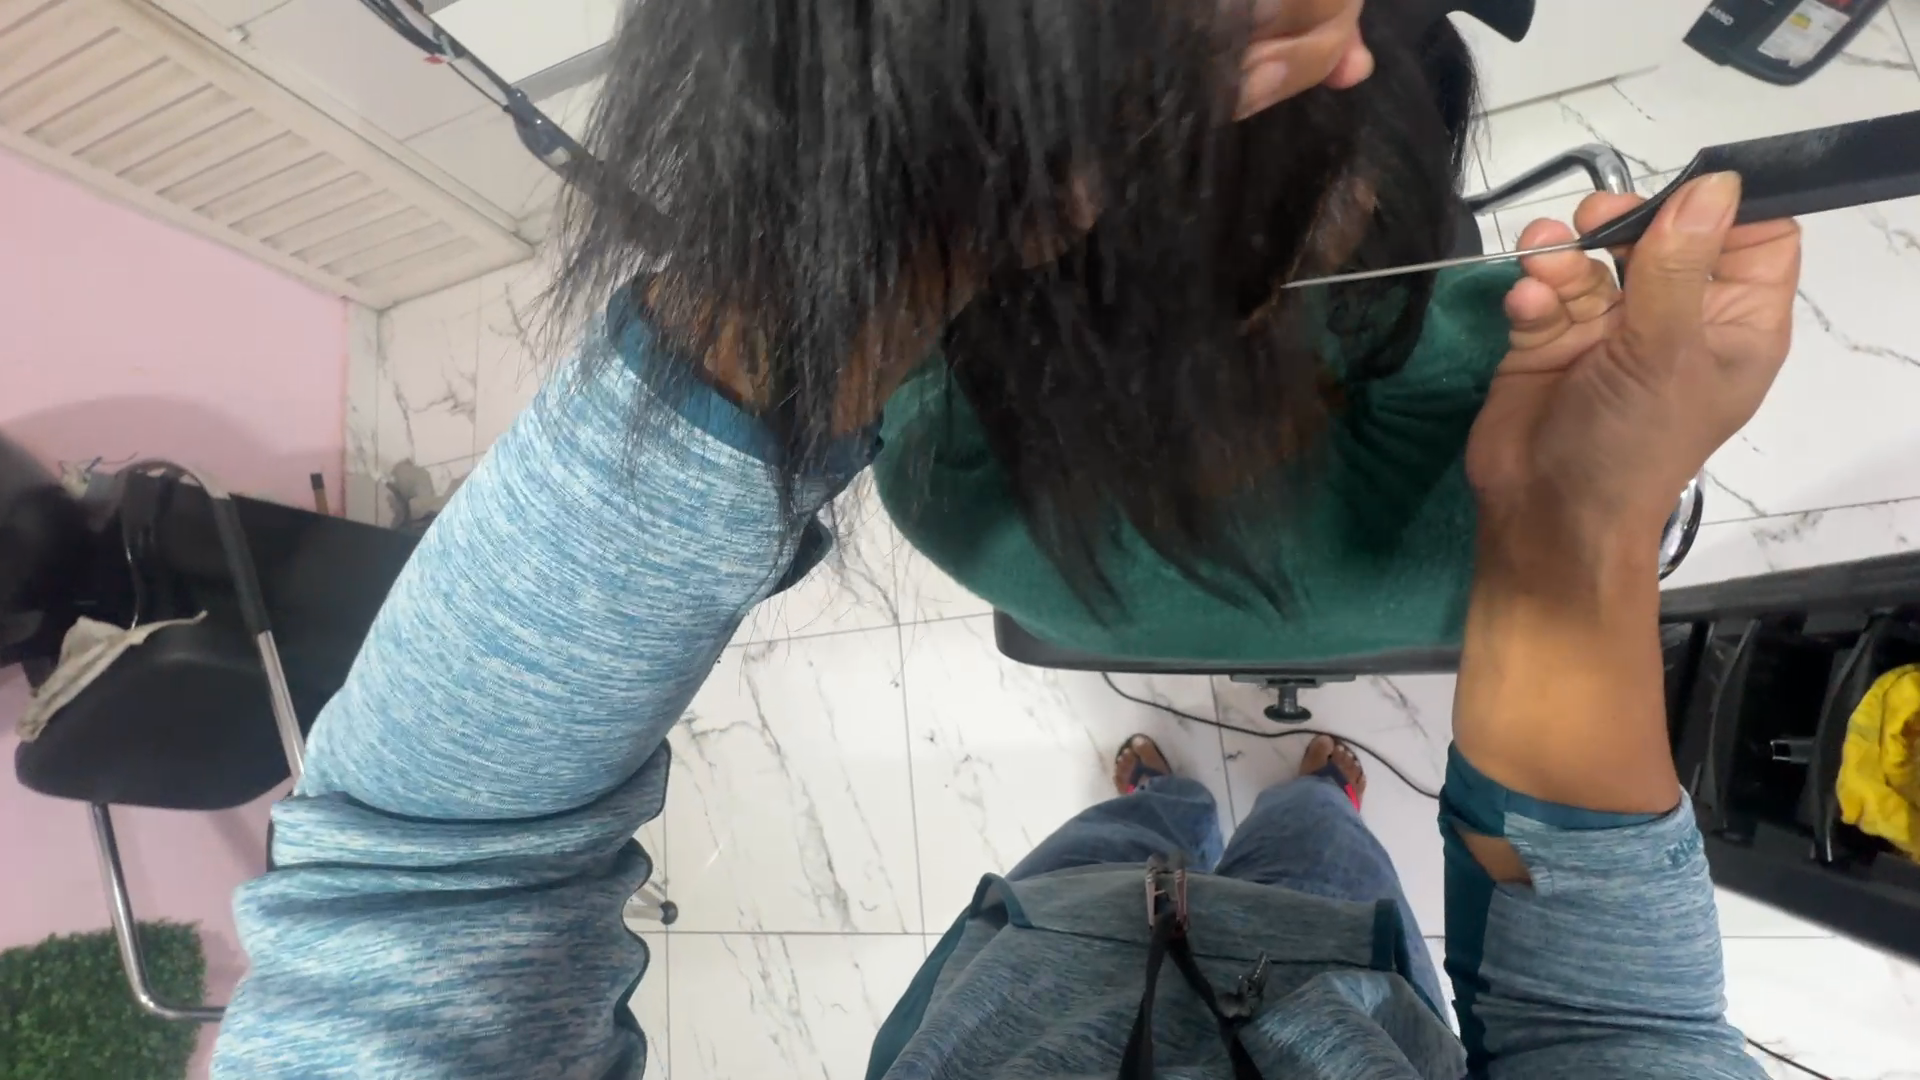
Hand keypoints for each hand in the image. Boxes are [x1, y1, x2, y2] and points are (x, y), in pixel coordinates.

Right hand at [1464, 173, 1801, 573]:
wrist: (1544, 508)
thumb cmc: (1628, 440)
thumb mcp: (1665, 352)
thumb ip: (1678, 269)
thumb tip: (1714, 183)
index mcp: (1730, 322)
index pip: (1750, 239)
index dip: (1722, 211)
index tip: (1681, 192)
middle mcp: (1667, 321)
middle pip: (1657, 244)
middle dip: (1625, 225)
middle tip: (1593, 216)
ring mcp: (1598, 335)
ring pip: (1587, 270)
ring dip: (1562, 256)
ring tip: (1538, 252)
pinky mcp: (1541, 347)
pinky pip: (1540, 304)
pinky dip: (1531, 296)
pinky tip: (1523, 304)